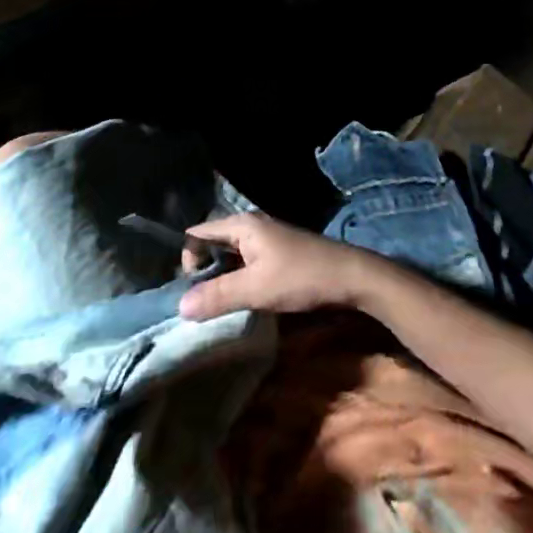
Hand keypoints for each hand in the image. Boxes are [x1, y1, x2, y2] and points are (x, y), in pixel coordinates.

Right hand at [177, 213, 383, 320]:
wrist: (352, 276)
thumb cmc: (302, 277)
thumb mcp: (256, 289)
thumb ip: (217, 296)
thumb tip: (180, 307)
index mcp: (242, 225)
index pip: (198, 233)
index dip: (187, 259)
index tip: (190, 290)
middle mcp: (252, 226)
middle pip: (213, 243)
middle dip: (203, 270)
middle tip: (201, 301)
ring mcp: (267, 239)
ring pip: (231, 255)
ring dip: (221, 277)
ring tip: (217, 304)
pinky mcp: (279, 254)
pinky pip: (247, 263)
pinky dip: (238, 278)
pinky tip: (242, 299)